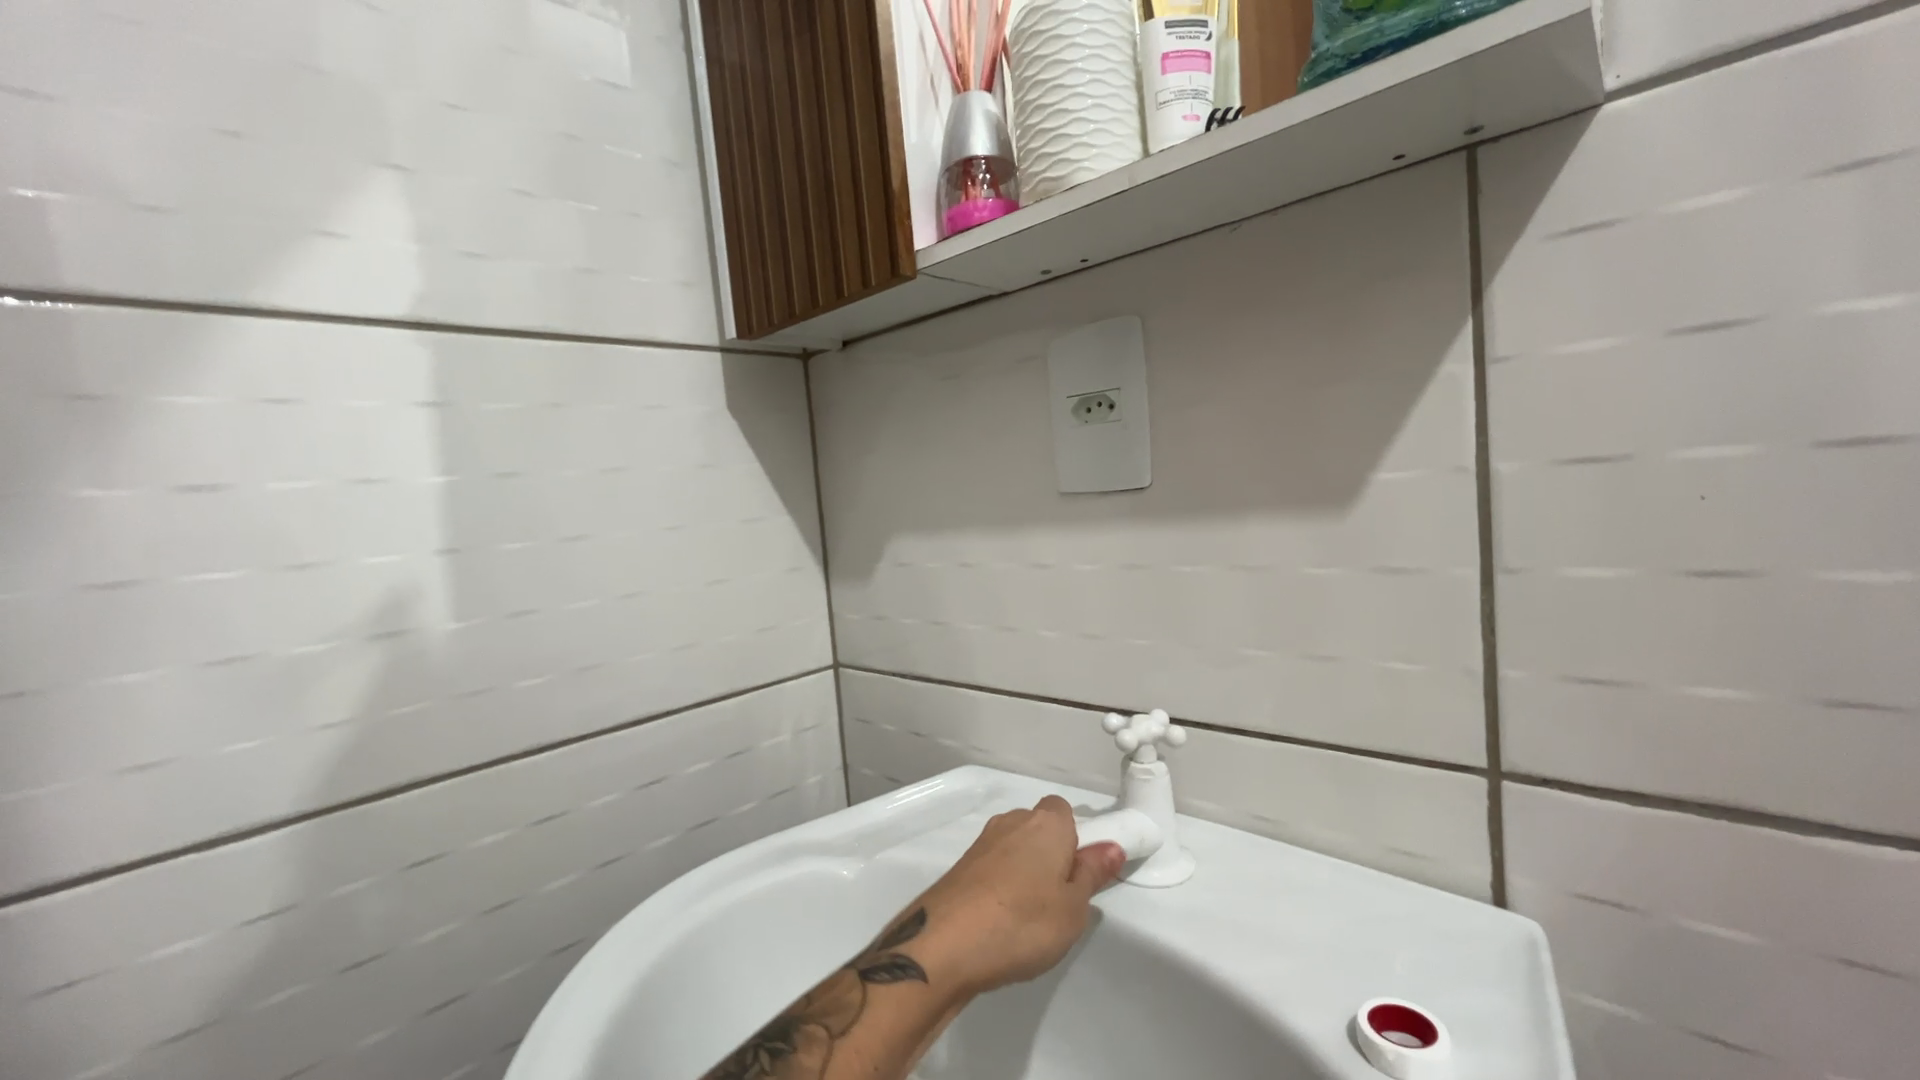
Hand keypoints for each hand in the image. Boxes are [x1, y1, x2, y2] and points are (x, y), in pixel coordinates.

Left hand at [910, 796, 1126, 996]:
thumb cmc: (1023, 922)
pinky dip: (1001, 888)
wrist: (944, 945)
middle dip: (1050, 856)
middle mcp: (1011, 823)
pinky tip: (1003, 922)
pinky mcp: (960, 869)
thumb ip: (1092, 874)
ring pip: (1014, 850)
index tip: (1080, 873)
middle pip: (1038, 829)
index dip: (1075, 838)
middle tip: (1060, 900)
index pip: (1064, 810)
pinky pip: (993, 870)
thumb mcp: (1073, 908)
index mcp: (1045, 823)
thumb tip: (1111, 846)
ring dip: (1024, 873)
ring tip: (1031, 919)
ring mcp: (981, 845)